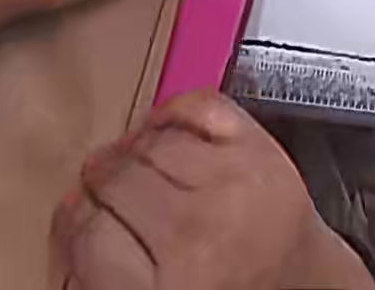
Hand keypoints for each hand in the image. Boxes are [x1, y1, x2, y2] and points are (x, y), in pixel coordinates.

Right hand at [51, 92, 374, 289]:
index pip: (87, 233)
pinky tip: (162, 128)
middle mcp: (198, 233)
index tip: (71, 213)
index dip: (70, 219)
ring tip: (131, 161)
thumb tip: (68, 226)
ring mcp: (232, 181)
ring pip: (151, 140)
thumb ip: (107, 277)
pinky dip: (173, 110)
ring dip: (132, 148)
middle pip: (115, 178)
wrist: (306, 289)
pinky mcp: (258, 146)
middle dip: (98, 180)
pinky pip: (198, 104)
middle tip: (96, 184)